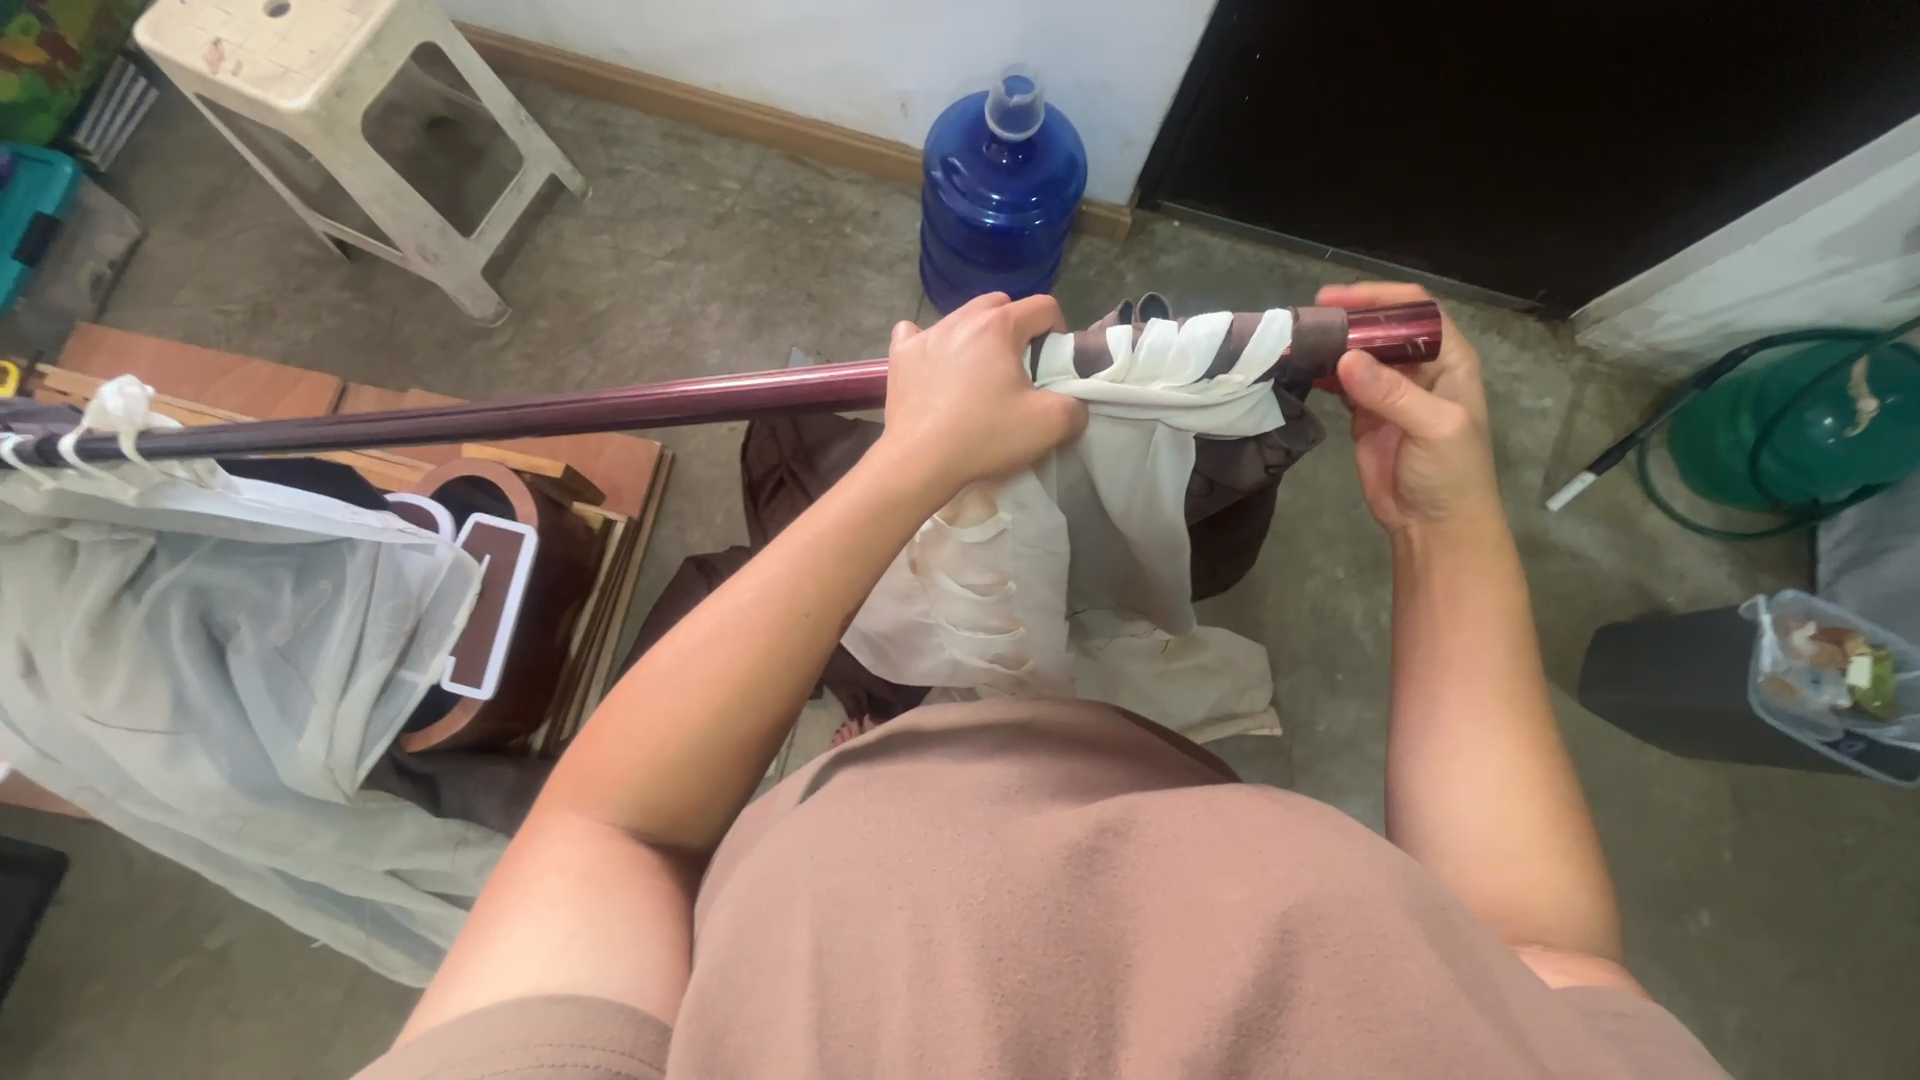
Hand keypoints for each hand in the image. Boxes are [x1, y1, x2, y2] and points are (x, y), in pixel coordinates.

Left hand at [876, 292, 1087, 494]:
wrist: (920, 461)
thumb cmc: (985, 436)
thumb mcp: (1050, 424)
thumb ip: (1076, 406)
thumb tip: (1074, 404)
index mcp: (999, 326)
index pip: (1043, 307)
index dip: (1057, 332)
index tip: (1052, 364)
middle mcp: (961, 319)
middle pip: (1000, 305)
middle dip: (1016, 327)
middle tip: (1018, 367)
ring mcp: (925, 335)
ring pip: (960, 318)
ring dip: (976, 335)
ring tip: (978, 371)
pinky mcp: (900, 356)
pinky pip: (914, 334)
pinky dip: (929, 343)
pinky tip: (934, 364)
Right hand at [1317, 283, 1500, 534]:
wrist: (1433, 523)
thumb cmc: (1451, 473)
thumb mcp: (1434, 428)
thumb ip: (1392, 393)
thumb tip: (1345, 359)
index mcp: (1449, 360)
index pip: (1416, 311)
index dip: (1379, 298)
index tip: (1336, 300)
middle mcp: (1419, 368)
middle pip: (1381, 328)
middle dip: (1347, 318)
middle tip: (1304, 319)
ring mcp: (1389, 391)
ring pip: (1359, 354)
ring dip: (1331, 345)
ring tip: (1295, 340)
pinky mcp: (1365, 414)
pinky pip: (1342, 383)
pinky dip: (1322, 374)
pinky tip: (1300, 369)